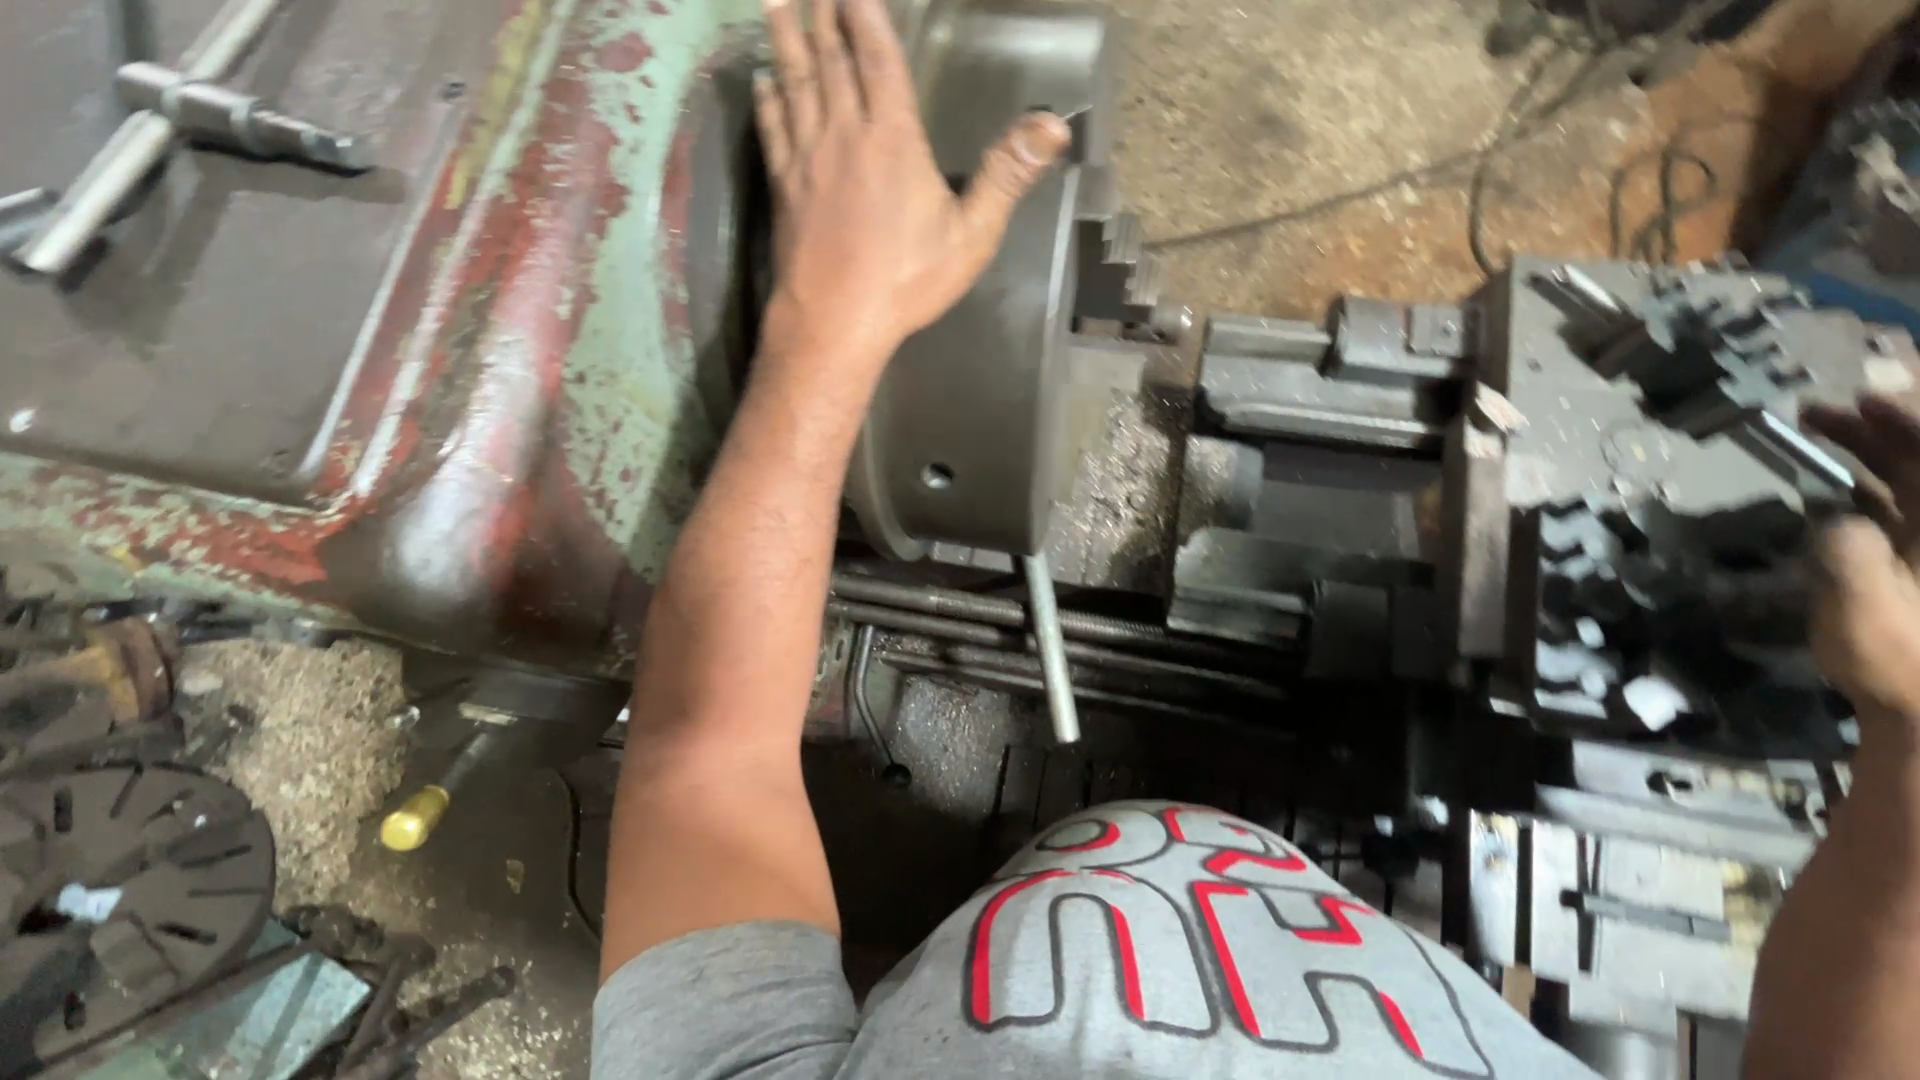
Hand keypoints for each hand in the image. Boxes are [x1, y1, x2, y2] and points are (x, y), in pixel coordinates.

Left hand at [753, 0, 1071, 376]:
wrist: (834, 321)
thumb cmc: (906, 280)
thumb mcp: (971, 235)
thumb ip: (1007, 175)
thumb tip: (1054, 124)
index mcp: (893, 139)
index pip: (878, 59)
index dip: (866, 14)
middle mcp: (845, 134)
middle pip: (831, 59)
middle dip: (822, 12)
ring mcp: (807, 158)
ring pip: (794, 82)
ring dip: (785, 38)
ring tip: (772, 0)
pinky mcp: (783, 186)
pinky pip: (771, 128)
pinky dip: (766, 99)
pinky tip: (762, 80)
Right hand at [1804, 395, 1919, 729]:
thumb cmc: (1903, 663)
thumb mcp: (1866, 611)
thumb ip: (1849, 555)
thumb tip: (1836, 515)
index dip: (1911, 423)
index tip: (1868, 398)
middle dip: (1888, 426)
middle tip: (1829, 408)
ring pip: (1914, 477)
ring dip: (1873, 449)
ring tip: (1821, 427)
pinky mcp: (1917, 559)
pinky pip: (1899, 504)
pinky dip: (1869, 482)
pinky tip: (1833, 477)